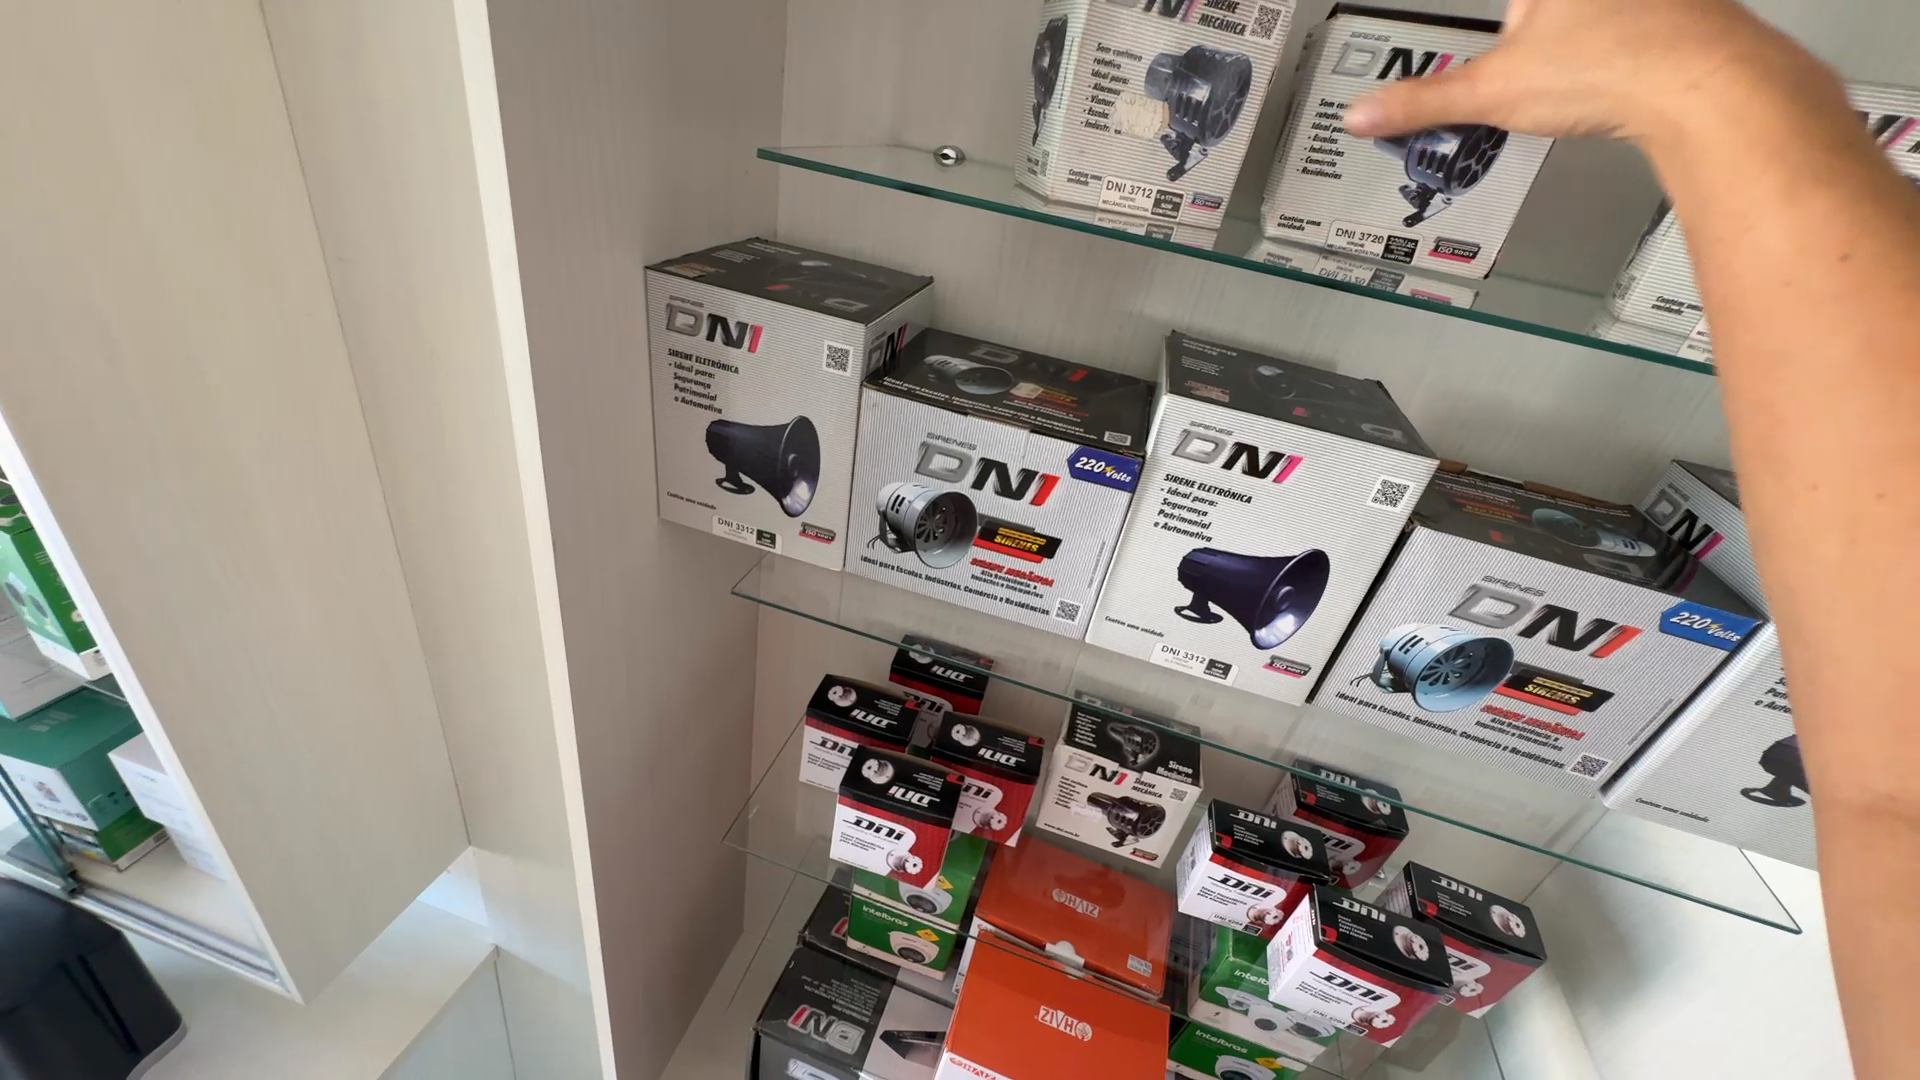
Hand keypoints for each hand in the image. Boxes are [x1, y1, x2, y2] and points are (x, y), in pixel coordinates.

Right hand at [1344, 0, 1837, 148]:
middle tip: (1514, 60)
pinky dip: (1608, 42)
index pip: (1507, 3)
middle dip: (1524, 27)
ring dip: (1569, 34)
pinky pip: (1627, 21)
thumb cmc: (1610, 66)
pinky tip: (1597, 74)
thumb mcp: (1487, 91)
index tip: (1495, 44)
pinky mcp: (1679, 10)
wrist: (1701, 84)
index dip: (1502, 19)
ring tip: (1554, 74)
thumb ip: (1420, 104)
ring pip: (1586, 13)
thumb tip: (1364, 112)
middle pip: (1537, 9)